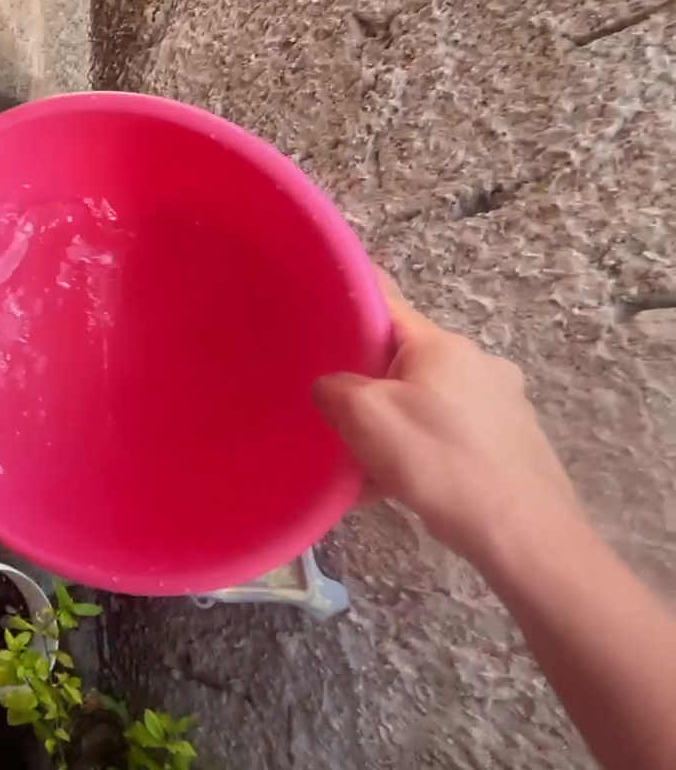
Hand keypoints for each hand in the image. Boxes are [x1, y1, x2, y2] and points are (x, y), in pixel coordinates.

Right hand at [312, 270, 578, 561]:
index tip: (309, 294)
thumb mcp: (358, 412)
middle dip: (361, 375)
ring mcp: (502, 403)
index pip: (383, 299)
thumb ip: (331, 385)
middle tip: (328, 400)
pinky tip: (393, 476)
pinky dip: (412, 441)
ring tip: (358, 448)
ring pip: (418, 394)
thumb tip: (332, 387)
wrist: (522, 537)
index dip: (343, 294)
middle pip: (397, 354)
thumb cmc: (437, 460)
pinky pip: (441, 426)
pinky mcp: (509, 440)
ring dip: (386, 414)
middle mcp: (479, 364)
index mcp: (443, 345)